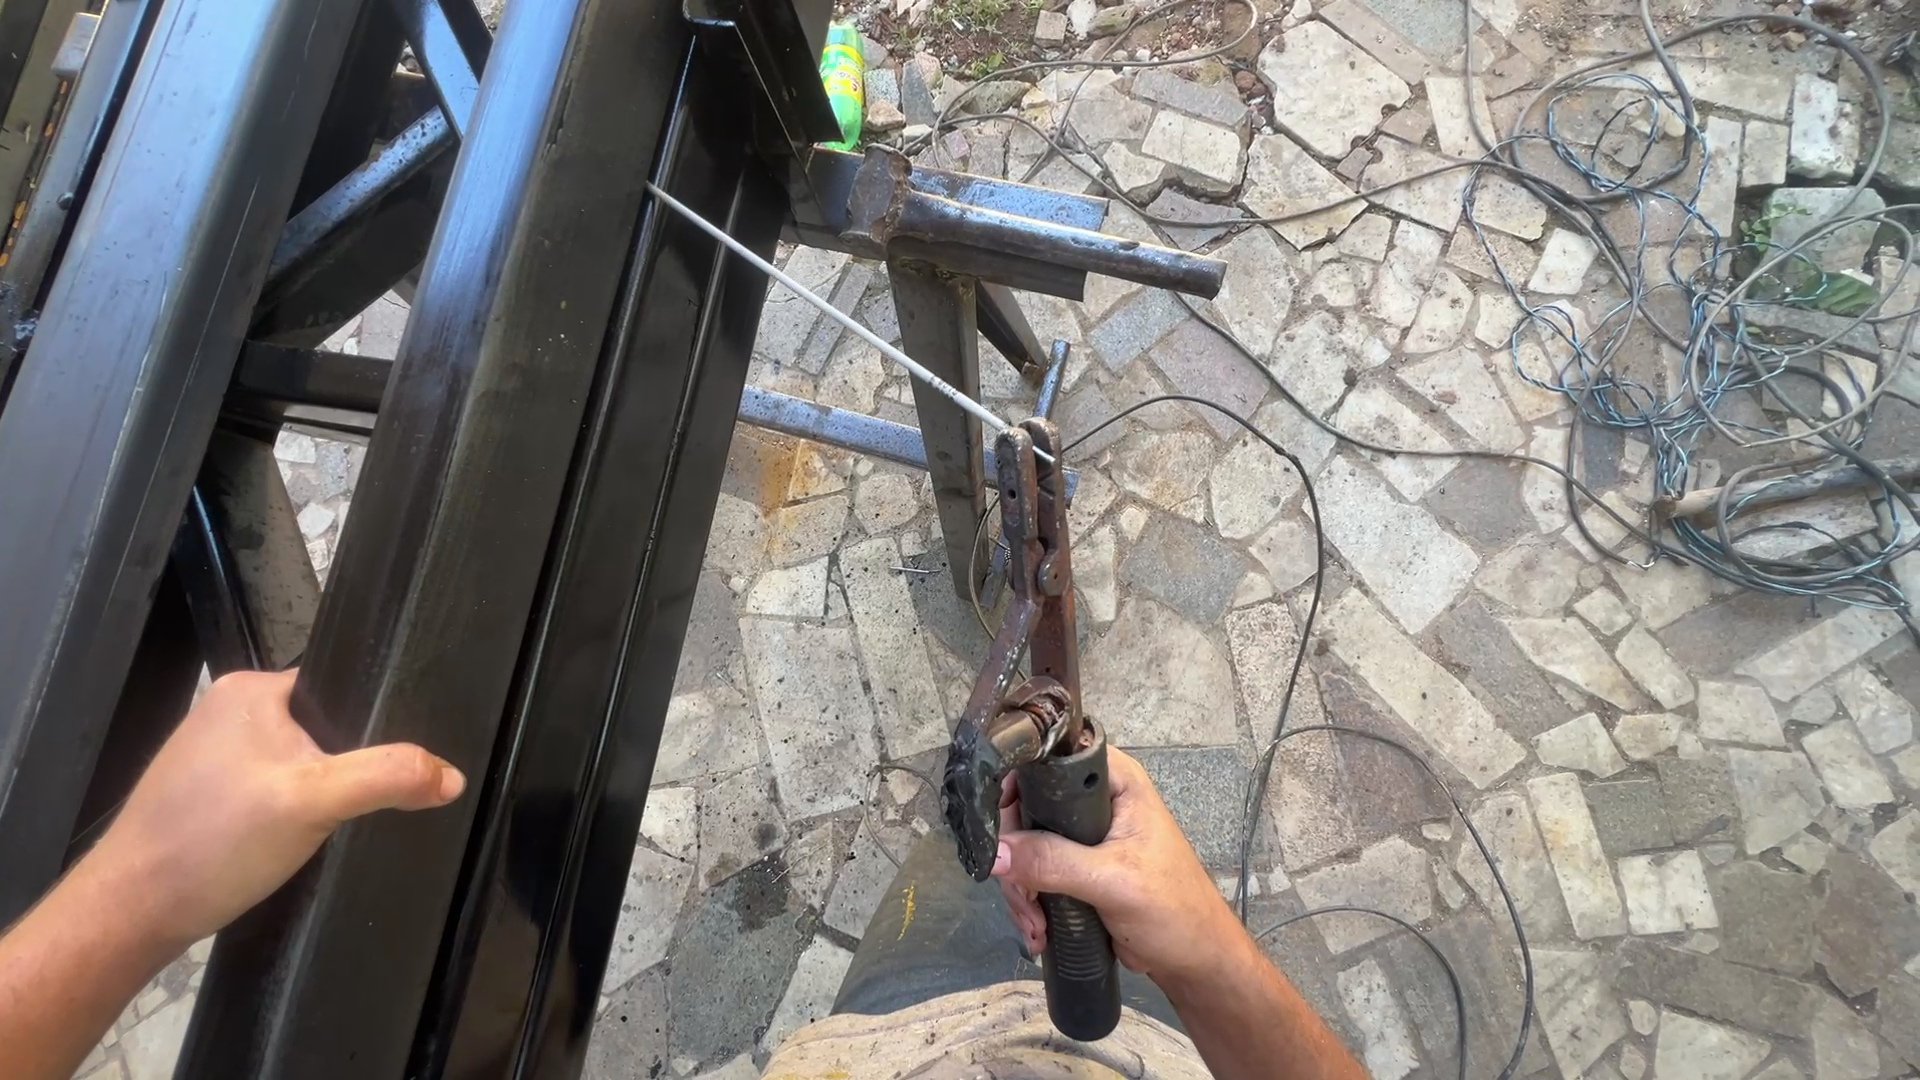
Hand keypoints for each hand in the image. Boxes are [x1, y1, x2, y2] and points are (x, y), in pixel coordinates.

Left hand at [75, 669, 464, 949]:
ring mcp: (221, 750)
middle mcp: (233, 709)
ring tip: (358, 802)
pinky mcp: (216, 788)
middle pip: (335, 719)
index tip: (414, 745)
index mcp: (251, 689)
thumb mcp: (315, 800)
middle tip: (387, 781)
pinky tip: (319, 821)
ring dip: (338, 776)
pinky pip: (289, 776)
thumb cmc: (210, 843)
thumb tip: (455, 777)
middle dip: (364, 750)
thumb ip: (391, 776)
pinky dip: (311, 795)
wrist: (122, 923)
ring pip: (313, 751)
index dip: (387, 712)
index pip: (347, 682)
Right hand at [991, 747, 1238, 985]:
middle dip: (1016, 853)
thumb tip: (995, 852)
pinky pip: (1033, 869)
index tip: (1002, 825)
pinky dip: (1027, 898)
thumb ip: (1053, 862)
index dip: (1018, 783)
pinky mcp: (1074, 862)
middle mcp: (1094, 796)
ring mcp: (1082, 831)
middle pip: (1027, 805)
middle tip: (1022, 894)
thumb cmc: (1174, 910)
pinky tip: (1038, 928)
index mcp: (1112, 778)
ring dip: (1020, 886)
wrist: (1195, 963)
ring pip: (1024, 841)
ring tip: (1035, 925)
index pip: (1050, 758)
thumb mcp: (1112, 881)